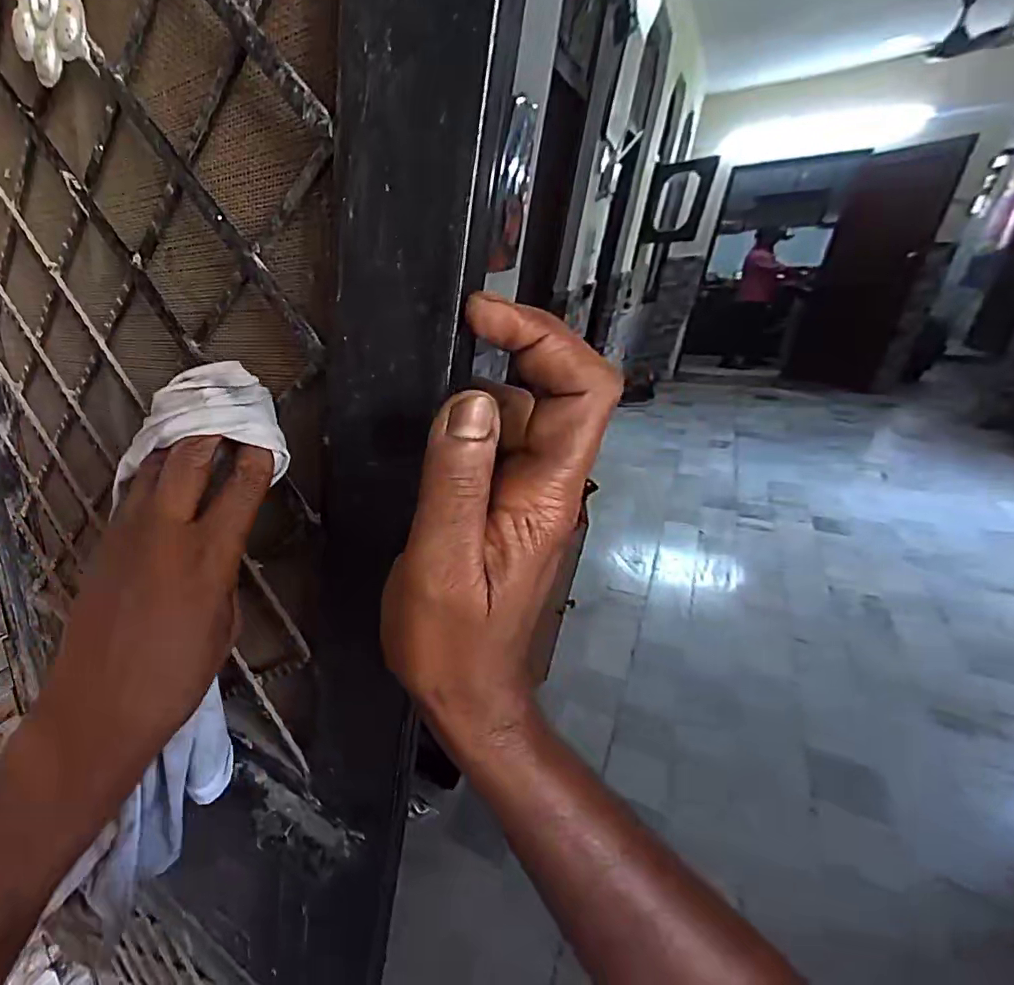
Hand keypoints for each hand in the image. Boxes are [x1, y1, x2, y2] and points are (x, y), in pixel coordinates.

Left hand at [31, 436, 273, 797]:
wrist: (96, 704)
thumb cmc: (172, 682)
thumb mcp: (221, 632)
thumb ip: (223, 579)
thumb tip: (218, 550)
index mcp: (206, 559)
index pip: (239, 491)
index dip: (256, 461)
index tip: (263, 443)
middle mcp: (166, 532)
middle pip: (189, 459)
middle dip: (211, 431)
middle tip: (226, 416)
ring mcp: (127, 532)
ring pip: (153, 468)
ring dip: (177, 445)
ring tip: (193, 431)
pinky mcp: (103, 541)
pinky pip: (130, 494)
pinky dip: (150, 475)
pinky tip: (160, 474)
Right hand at [382, 293, 620, 745]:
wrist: (468, 697)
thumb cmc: (453, 642)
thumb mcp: (443, 560)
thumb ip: (457, 479)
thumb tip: (473, 399)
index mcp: (548, 496)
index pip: (584, 393)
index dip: (545, 339)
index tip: (484, 315)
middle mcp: (552, 488)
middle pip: (558, 396)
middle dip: (515, 352)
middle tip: (457, 329)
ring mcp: (530, 500)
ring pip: (525, 421)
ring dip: (485, 394)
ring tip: (429, 400)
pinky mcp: (507, 512)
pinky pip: (499, 452)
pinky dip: (472, 428)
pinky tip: (436, 437)